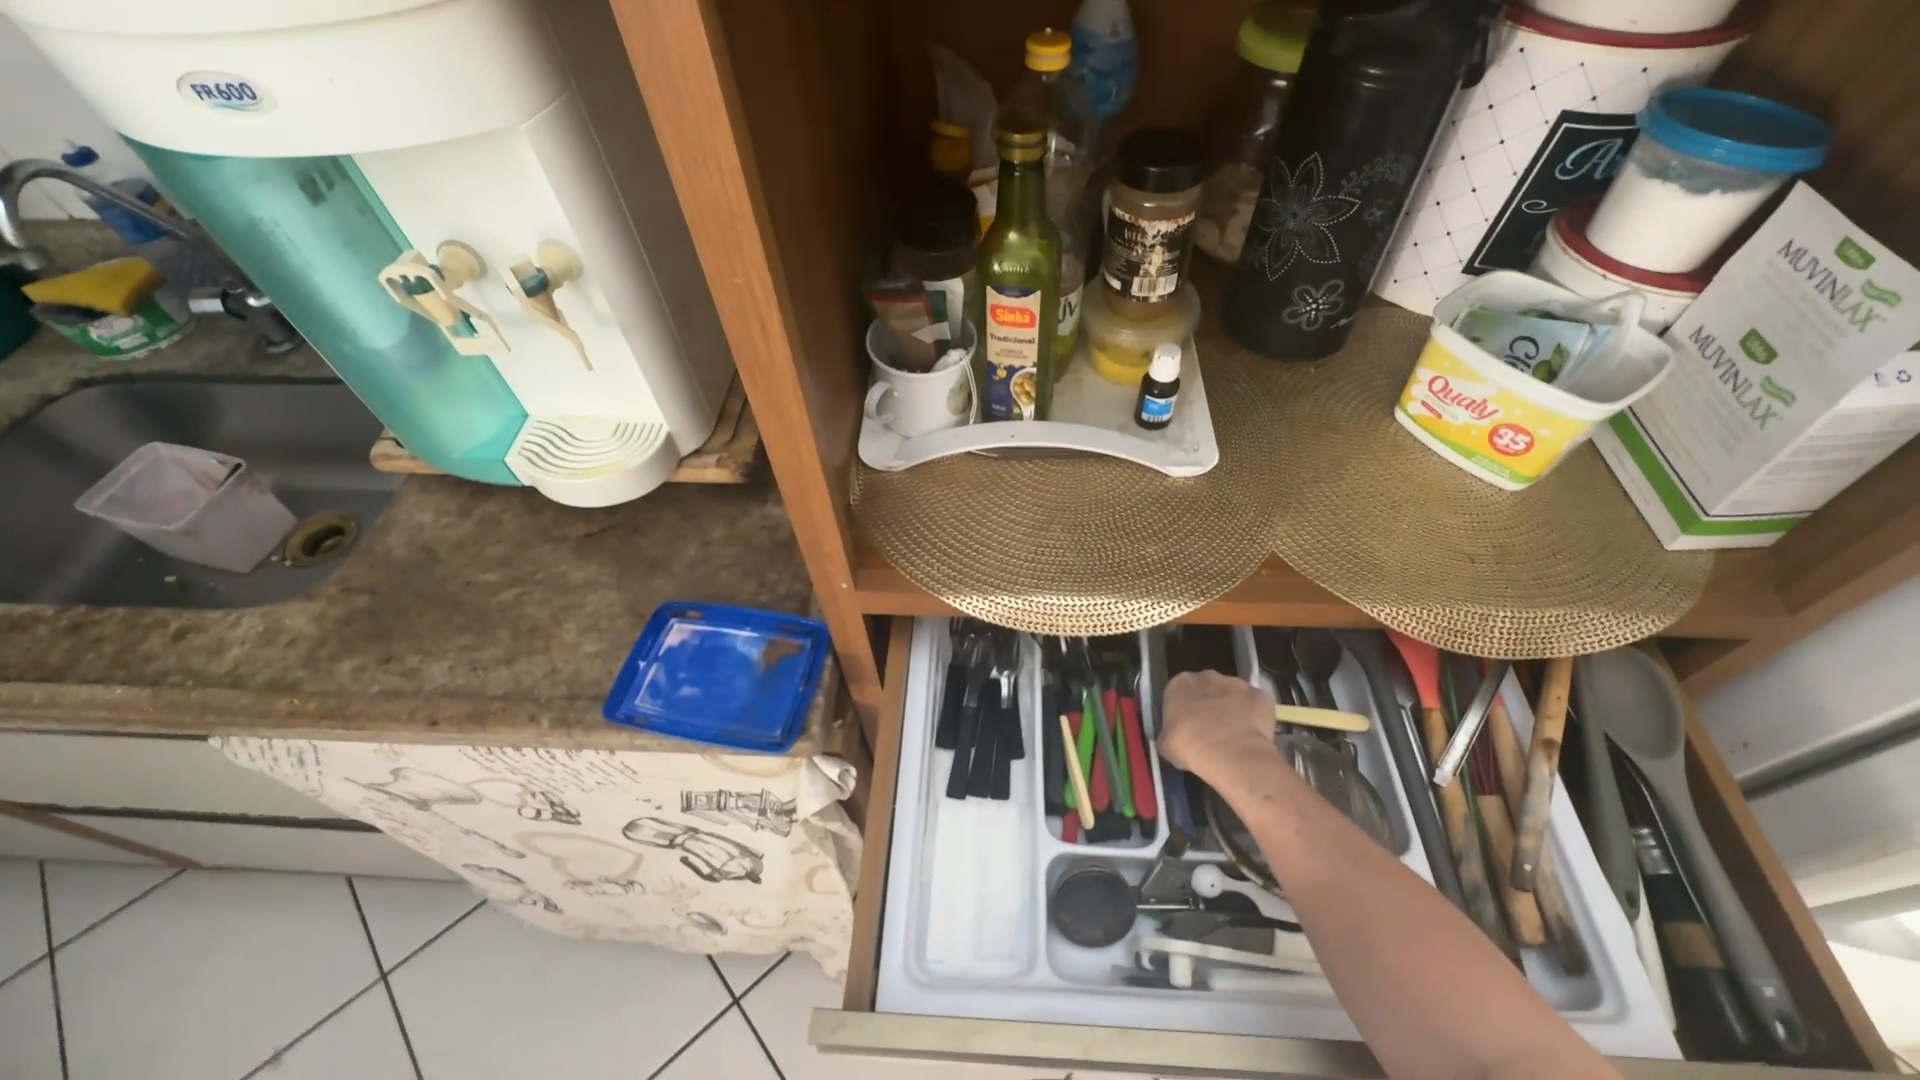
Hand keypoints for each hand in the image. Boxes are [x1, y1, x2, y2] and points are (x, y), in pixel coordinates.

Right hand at [1157, 671, 1280, 778]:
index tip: (1186, 726)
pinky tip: (1251, 735)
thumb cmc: (1190, 747)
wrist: (1231, 754)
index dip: (1182, 709)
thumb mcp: (1166, 744)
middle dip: (1208, 704)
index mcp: (1180, 684)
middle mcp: (1208, 676)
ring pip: (1233, 694)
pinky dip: (1254, 716)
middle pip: (1207, 688)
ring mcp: (1237, 683)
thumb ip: (1168, 733)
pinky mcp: (1260, 695)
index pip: (1178, 692)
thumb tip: (1173, 737)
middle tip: (1209, 729)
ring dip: (1232, 709)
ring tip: (1233, 735)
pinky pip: (1255, 705)